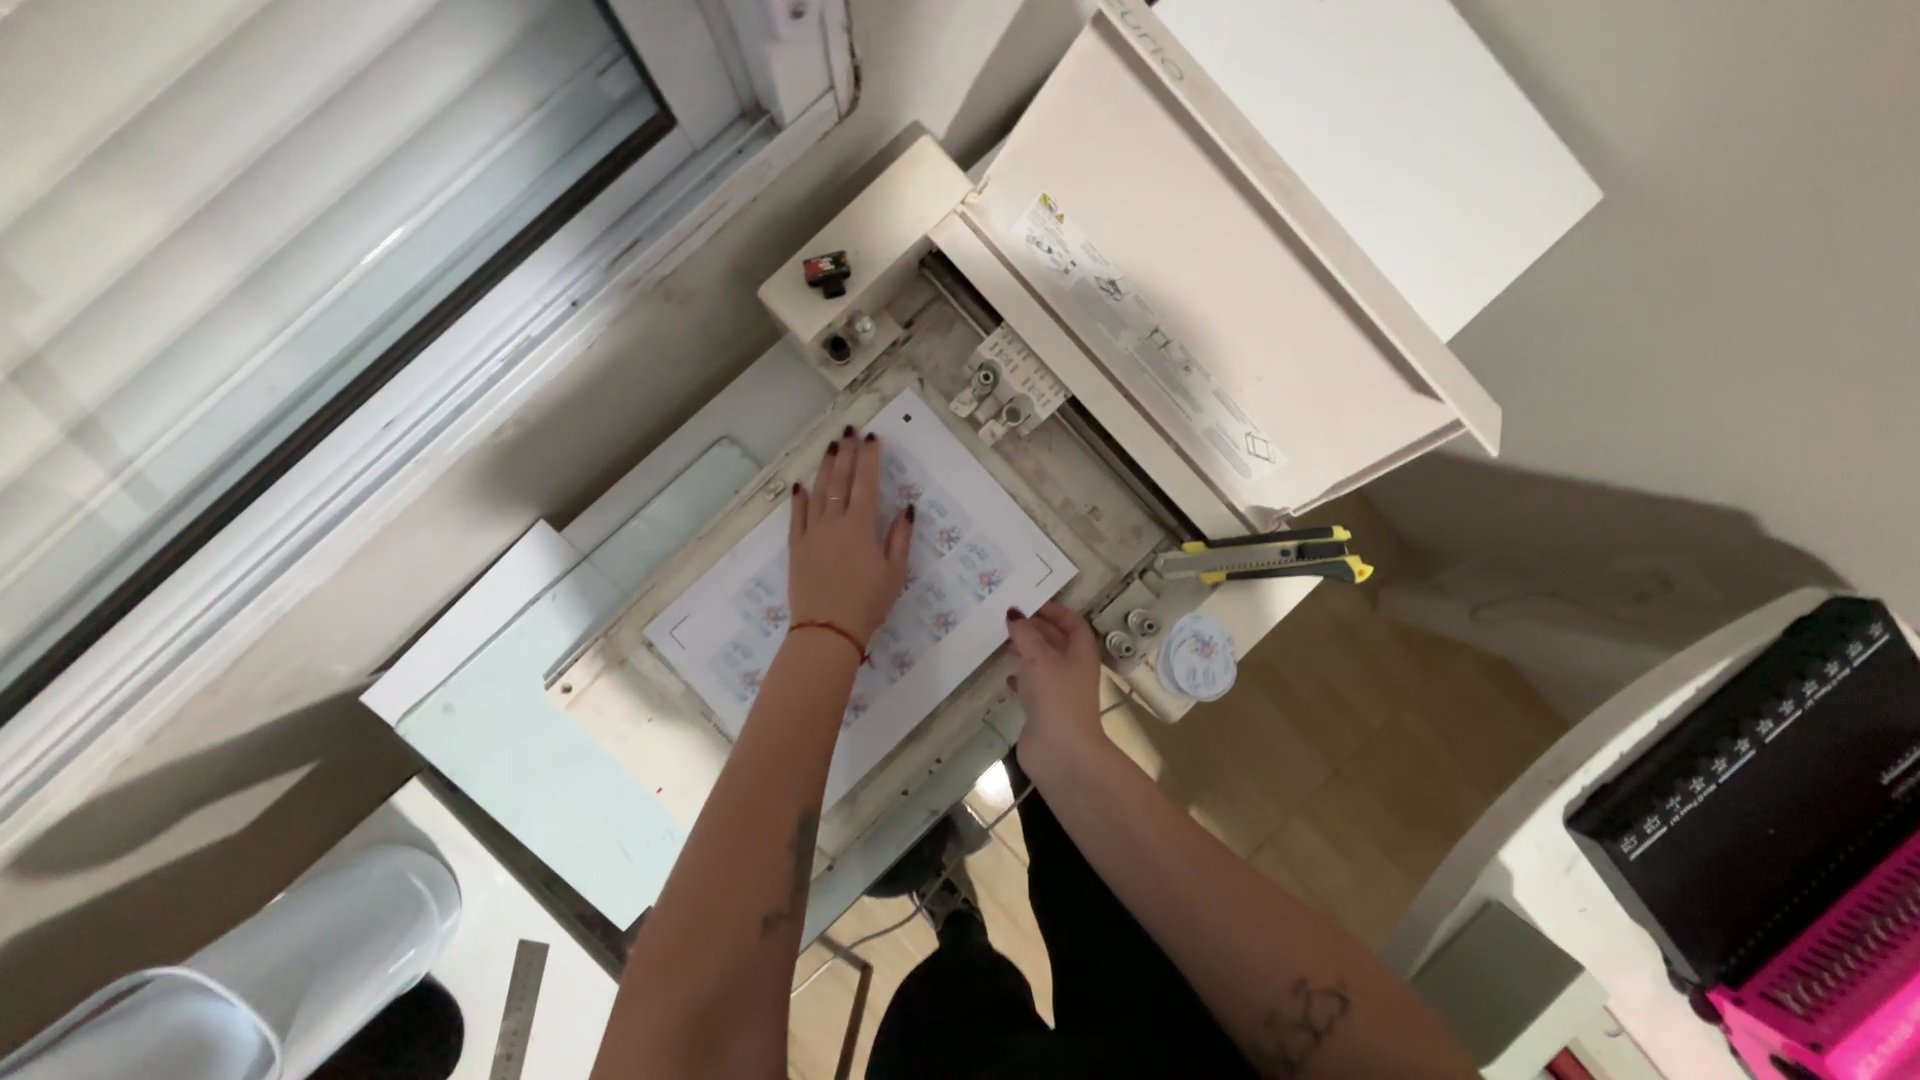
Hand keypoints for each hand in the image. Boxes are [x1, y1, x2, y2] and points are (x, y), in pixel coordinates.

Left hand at [788, 426, 912, 654]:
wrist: (827, 631)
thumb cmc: (868, 604)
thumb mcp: (895, 573)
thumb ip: (900, 537)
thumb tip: (907, 507)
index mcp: (861, 527)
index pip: (866, 483)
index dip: (869, 458)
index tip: (872, 438)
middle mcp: (834, 523)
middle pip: (840, 481)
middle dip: (846, 453)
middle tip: (849, 430)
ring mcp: (811, 534)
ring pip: (818, 492)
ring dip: (824, 467)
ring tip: (830, 446)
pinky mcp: (796, 548)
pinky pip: (796, 516)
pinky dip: (799, 498)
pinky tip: (801, 484)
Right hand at [1006, 602, 1104, 773]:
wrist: (1061, 751)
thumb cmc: (1056, 697)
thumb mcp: (1039, 658)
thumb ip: (1025, 633)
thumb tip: (1014, 614)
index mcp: (1081, 653)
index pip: (1073, 623)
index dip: (1056, 611)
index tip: (1031, 604)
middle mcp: (1073, 670)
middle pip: (1057, 642)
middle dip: (1036, 629)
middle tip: (1009, 620)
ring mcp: (1059, 691)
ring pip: (1043, 664)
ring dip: (1026, 652)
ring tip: (1003, 642)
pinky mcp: (1044, 710)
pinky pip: (1032, 686)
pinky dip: (1020, 678)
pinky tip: (1006, 676)